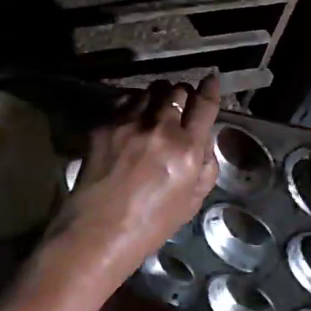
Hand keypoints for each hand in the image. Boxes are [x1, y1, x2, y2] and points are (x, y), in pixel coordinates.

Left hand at [54, 77, 221, 275]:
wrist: (98, 231)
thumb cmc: (151, 225)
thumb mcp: (192, 201)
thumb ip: (205, 165)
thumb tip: (204, 138)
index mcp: (188, 150)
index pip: (205, 105)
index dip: (211, 88)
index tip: (212, 78)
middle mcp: (161, 129)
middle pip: (177, 90)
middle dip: (183, 94)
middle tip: (181, 104)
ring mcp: (130, 124)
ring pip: (151, 90)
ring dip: (159, 97)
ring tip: (156, 109)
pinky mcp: (106, 125)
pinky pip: (125, 102)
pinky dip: (135, 105)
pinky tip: (133, 119)